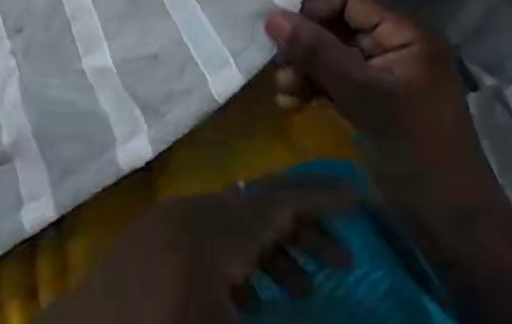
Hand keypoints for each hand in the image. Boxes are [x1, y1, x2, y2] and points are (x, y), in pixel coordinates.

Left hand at [38, 179, 355, 323]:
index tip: (361, 200)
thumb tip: (328, 311)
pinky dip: (238, 261)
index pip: (279, 200)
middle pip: (257, 207)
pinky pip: (207, 238)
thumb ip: (289, 319)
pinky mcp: (150, 243)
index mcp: (214, 227)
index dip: (322, 199)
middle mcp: (191, 212)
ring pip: (232, 224)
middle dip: (302, 231)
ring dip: (271, 251)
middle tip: (343, 264)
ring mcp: (166, 225)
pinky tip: (252, 300)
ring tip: (303, 291)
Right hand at [266, 0, 511, 323]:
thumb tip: (271, 16)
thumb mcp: (363, 96)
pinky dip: (310, 85)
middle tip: (278, 68)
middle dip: (302, 45)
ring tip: (284, 92)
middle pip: (333, 23)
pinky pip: (332, 76)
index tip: (280, 36)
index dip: (310, 11)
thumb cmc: (416, 150)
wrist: (449, 222)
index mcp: (406, 32)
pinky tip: (291, 103)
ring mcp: (383, 71)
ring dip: (301, 67)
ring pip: (328, 50)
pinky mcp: (372, 96)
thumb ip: (317, 53)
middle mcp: (395, 43)